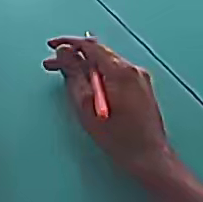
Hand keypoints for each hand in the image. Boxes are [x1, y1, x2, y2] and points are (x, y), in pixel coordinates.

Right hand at [44, 36, 177, 182]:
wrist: (150, 157)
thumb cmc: (120, 138)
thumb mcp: (87, 107)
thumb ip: (75, 77)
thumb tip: (65, 56)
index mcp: (121, 72)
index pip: (90, 46)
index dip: (68, 43)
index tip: (52, 45)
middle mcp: (133, 70)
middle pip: (98, 54)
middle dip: (72, 57)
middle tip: (53, 65)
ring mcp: (139, 78)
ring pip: (105, 63)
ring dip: (84, 67)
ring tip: (66, 78)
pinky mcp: (140, 88)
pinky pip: (114, 73)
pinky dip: (97, 76)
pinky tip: (86, 87)